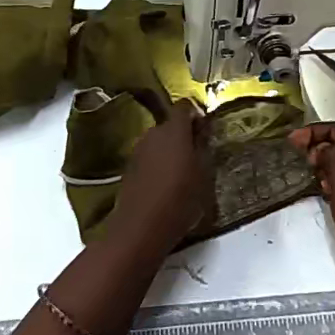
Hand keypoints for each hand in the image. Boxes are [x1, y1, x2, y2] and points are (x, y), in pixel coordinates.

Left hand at [111, 98, 210, 251]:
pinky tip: (165, 184)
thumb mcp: (203, 175)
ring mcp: (137, 150)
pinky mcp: (129, 167)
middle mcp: (152, 134)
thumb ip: (202, 148)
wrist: (141, 227)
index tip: (205, 129)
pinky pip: (148, 157)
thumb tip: (202, 132)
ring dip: (169, 150)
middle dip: (182, 135)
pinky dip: (157, 163)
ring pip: (158, 141)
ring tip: (182, 172)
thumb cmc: (180, 200)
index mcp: (173, 131)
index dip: (195, 114)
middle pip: (169, 125)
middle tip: (197, 155)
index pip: (183, 107)